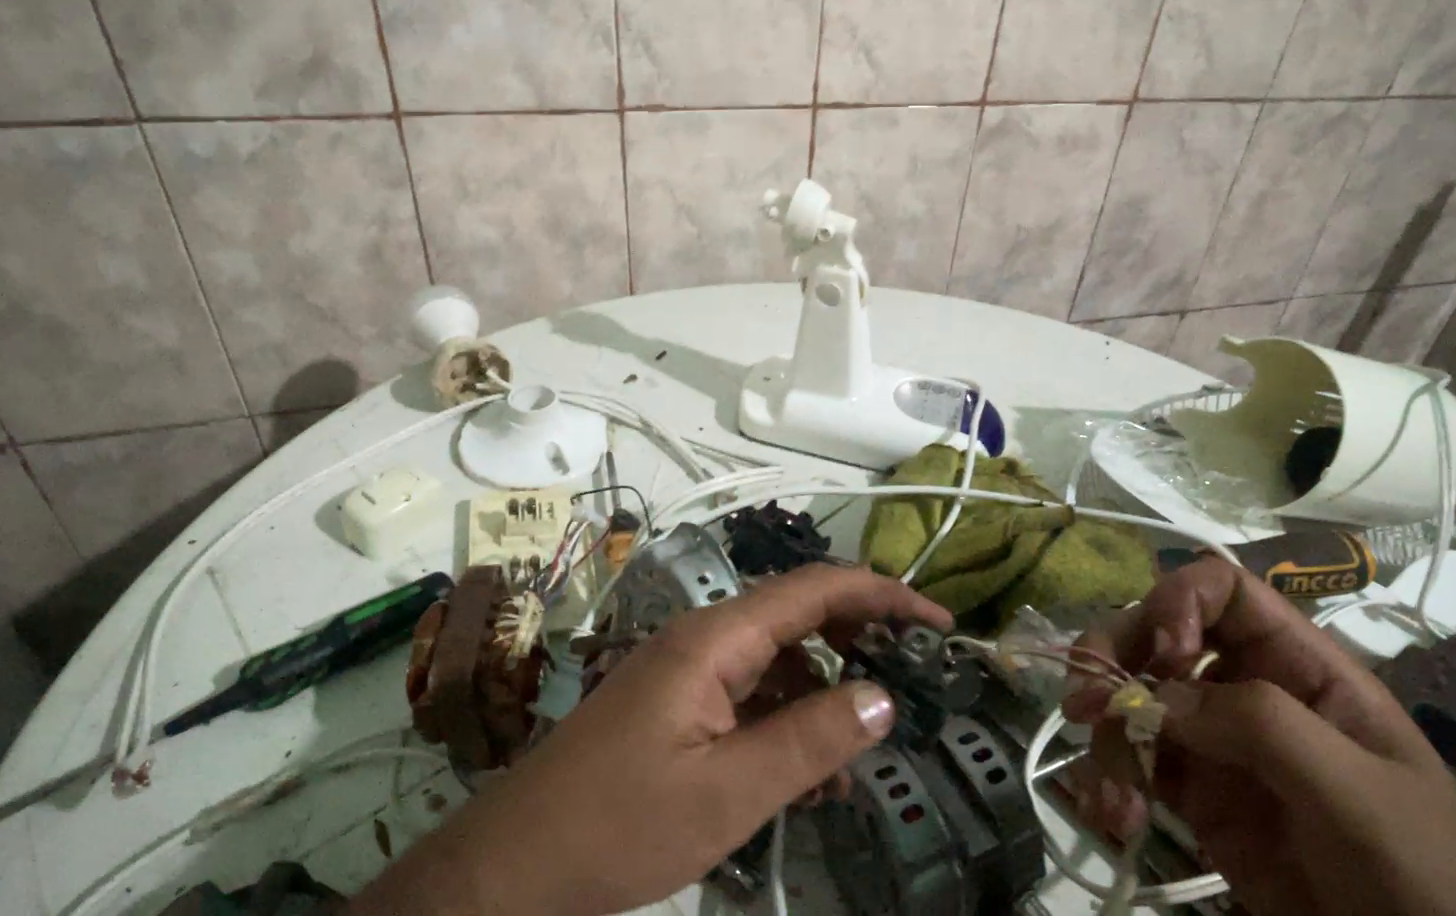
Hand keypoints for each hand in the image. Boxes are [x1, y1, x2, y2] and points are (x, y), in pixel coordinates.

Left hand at [347, 564, 951, 915]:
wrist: (517, 864)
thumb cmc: (620, 823)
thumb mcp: (730, 791)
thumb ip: (812, 739)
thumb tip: (883, 696)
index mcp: (715, 639)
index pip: (814, 590)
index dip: (882, 595)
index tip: (938, 621)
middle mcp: (703, 640)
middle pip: (798, 617)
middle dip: (861, 639)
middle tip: (916, 678)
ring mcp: (687, 672)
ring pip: (777, 662)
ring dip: (826, 693)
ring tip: (868, 745)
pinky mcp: (677, 706)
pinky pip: (750, 696)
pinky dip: (790, 721)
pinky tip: (814, 771)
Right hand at [1065, 559, 1455, 915]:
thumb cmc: (1420, 868)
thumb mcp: (1355, 790)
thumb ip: (1262, 726)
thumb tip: (1155, 695)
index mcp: (1299, 667)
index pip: (1223, 593)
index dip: (1179, 602)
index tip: (1161, 655)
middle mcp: (1249, 692)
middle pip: (1159, 639)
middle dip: (1113, 660)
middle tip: (1081, 702)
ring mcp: (1219, 747)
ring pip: (1135, 704)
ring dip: (1108, 740)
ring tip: (1112, 800)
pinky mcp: (1198, 799)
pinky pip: (1134, 766)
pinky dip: (1110, 782)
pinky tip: (1114, 818)